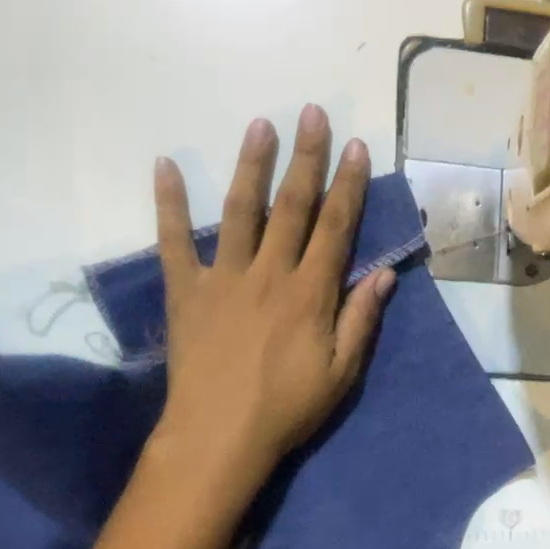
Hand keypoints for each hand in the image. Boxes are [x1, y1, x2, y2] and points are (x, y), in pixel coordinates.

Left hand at [149, 105, 395, 473]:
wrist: (219, 435)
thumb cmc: (288, 409)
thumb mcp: (341, 373)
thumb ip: (360, 319)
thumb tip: (384, 273)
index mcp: (310, 294)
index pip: (335, 228)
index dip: (347, 186)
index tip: (356, 147)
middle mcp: (269, 273)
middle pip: (291, 206)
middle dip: (306, 158)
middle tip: (313, 113)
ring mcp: (223, 277)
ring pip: (240, 210)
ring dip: (251, 165)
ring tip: (260, 125)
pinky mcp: (185, 290)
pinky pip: (174, 240)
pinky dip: (168, 203)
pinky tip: (165, 165)